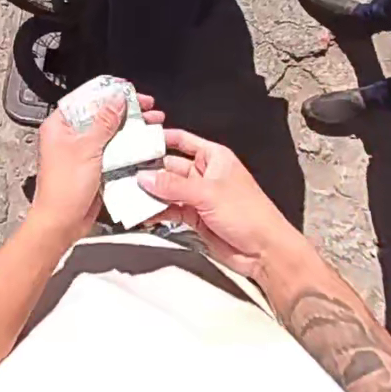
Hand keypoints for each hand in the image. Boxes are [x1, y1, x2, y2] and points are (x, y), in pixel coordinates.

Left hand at [26, 89, 163, 242]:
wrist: (62, 223)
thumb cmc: (63, 188)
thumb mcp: (87, 149)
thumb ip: (104, 123)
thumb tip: (116, 100)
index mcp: (59, 126)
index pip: (85, 99)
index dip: (108, 92)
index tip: (128, 89)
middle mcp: (69, 136)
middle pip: (100, 114)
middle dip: (124, 110)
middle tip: (146, 105)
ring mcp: (81, 151)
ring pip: (108, 133)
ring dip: (129, 128)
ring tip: (151, 121)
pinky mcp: (93, 166)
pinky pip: (112, 151)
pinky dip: (127, 146)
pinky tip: (143, 143)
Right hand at [138, 129, 304, 280]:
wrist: (265, 253)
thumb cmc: (250, 214)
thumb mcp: (208, 193)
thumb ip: (173, 185)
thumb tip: (144, 177)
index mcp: (214, 157)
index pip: (182, 140)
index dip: (161, 138)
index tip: (138, 140)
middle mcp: (204, 174)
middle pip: (169, 166)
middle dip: (150, 171)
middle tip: (125, 173)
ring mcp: (198, 196)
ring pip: (167, 189)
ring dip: (151, 193)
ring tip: (129, 194)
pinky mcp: (194, 216)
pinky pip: (170, 209)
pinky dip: (157, 211)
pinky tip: (143, 213)